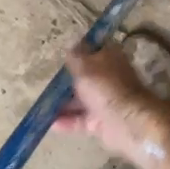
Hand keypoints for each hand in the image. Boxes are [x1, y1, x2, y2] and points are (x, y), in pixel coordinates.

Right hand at [54, 44, 169, 160]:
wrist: (127, 122)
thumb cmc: (105, 87)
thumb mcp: (85, 66)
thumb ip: (75, 56)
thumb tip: (70, 46)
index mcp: (109, 57)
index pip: (93, 49)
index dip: (78, 51)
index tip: (61, 54)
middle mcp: (108, 77)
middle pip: (85, 76)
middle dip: (66, 80)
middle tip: (46, 81)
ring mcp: (105, 100)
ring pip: (81, 99)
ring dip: (63, 102)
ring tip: (42, 104)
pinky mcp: (101, 121)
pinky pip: (80, 120)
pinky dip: (66, 121)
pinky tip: (49, 122)